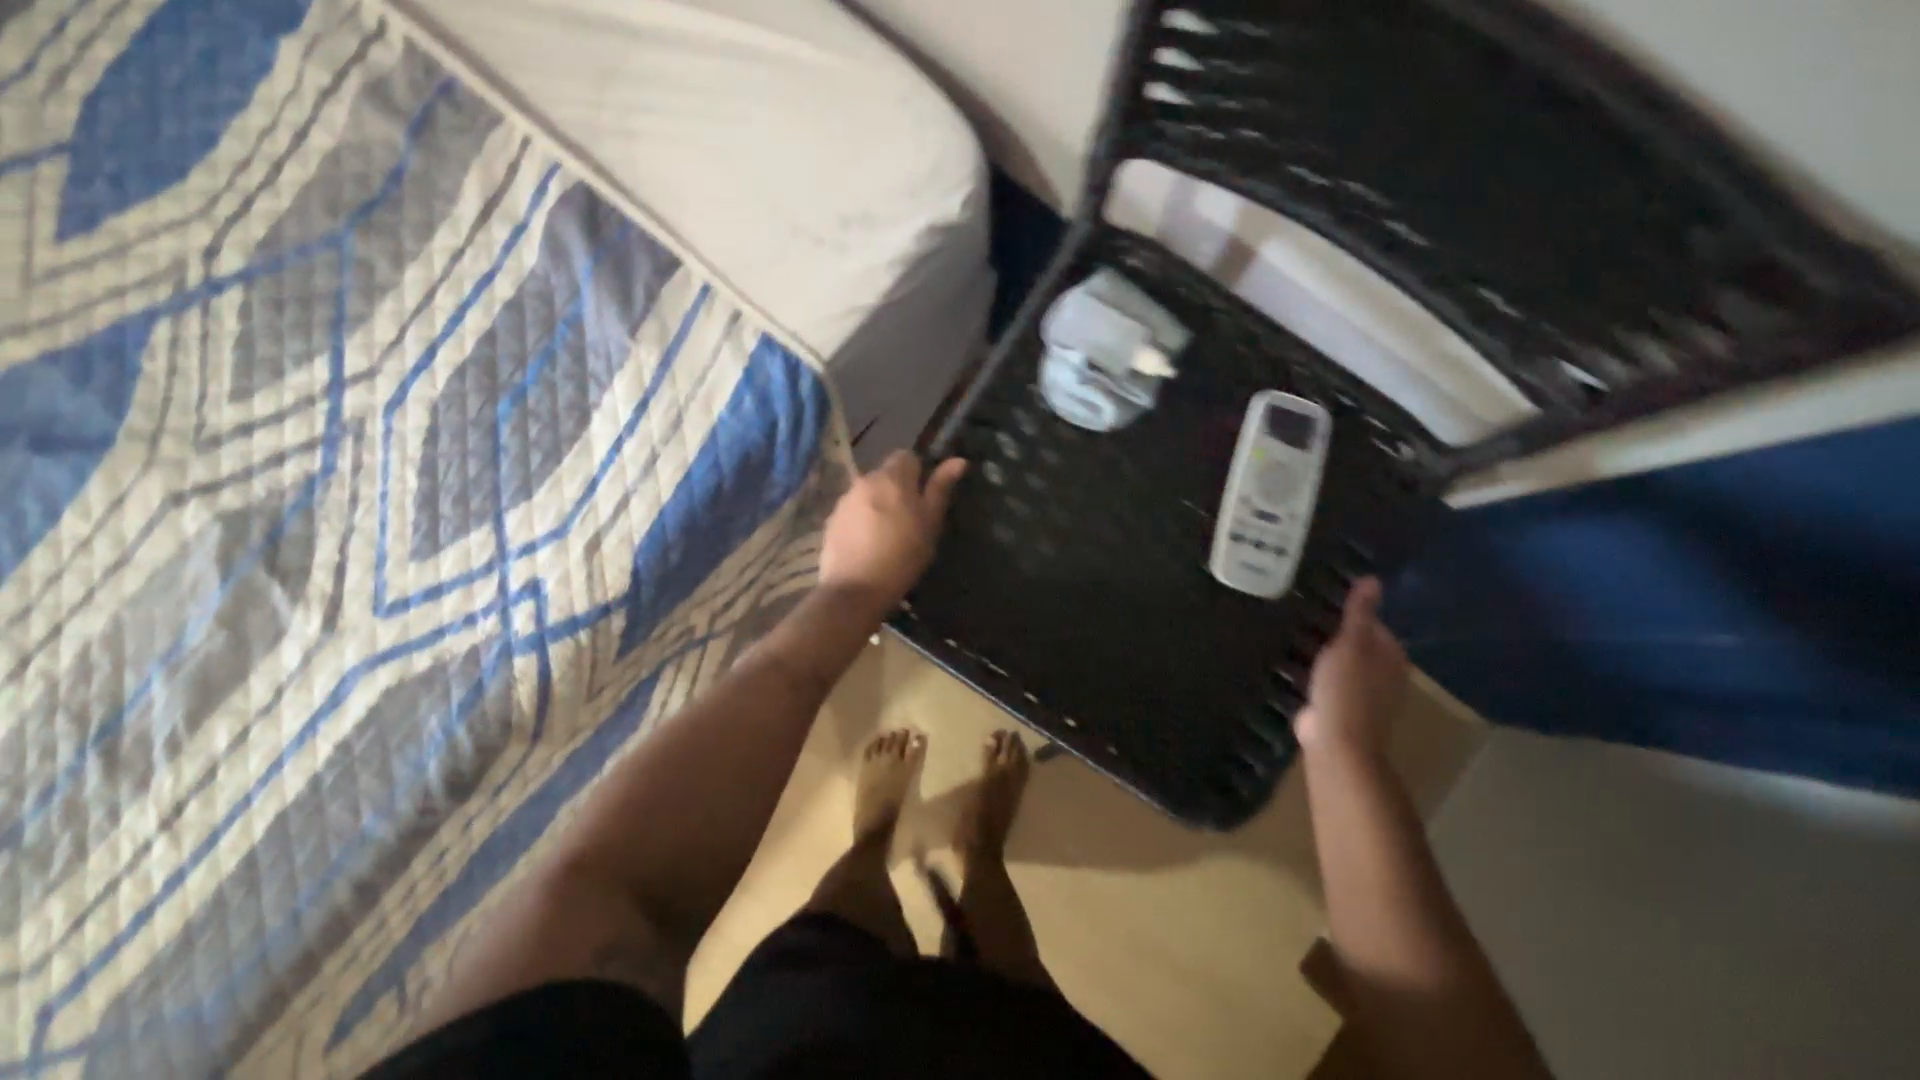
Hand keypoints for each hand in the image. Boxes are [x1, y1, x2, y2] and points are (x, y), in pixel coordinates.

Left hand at [819, 452, 967, 607]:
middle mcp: (865, 480)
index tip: (925, 498)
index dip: (919, 473)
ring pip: (868, 493)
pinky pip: (853, 511)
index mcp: (892, 477)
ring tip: (887, 535)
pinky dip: (862, 521)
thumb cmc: (902, 555)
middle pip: (886, 474)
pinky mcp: (831, 520)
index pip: (908, 456)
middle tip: (910, 520)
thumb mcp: (930, 524)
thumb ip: (941, 489)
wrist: (855, 589)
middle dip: (898, 490)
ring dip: (879, 504)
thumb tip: (958, 460)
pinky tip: (868, 545)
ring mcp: (844, 500)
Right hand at [1294, 577, 1407, 759]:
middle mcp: (1383, 675)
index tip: (1321, 604)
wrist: (1337, 741)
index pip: (1372, 625)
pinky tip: (1291, 667)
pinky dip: (1312, 675)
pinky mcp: (1340, 709)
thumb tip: (1373, 578)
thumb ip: (1359, 613)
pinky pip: (1326, 684)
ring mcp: (1362, 695)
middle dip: (1333, 635)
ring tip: (1292, 638)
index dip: (1348, 614)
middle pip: (1357, 645)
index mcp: (1391, 656)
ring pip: (1341, 665)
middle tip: (1301, 619)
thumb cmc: (1346, 688)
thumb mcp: (1351, 643)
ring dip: (1322, 655)